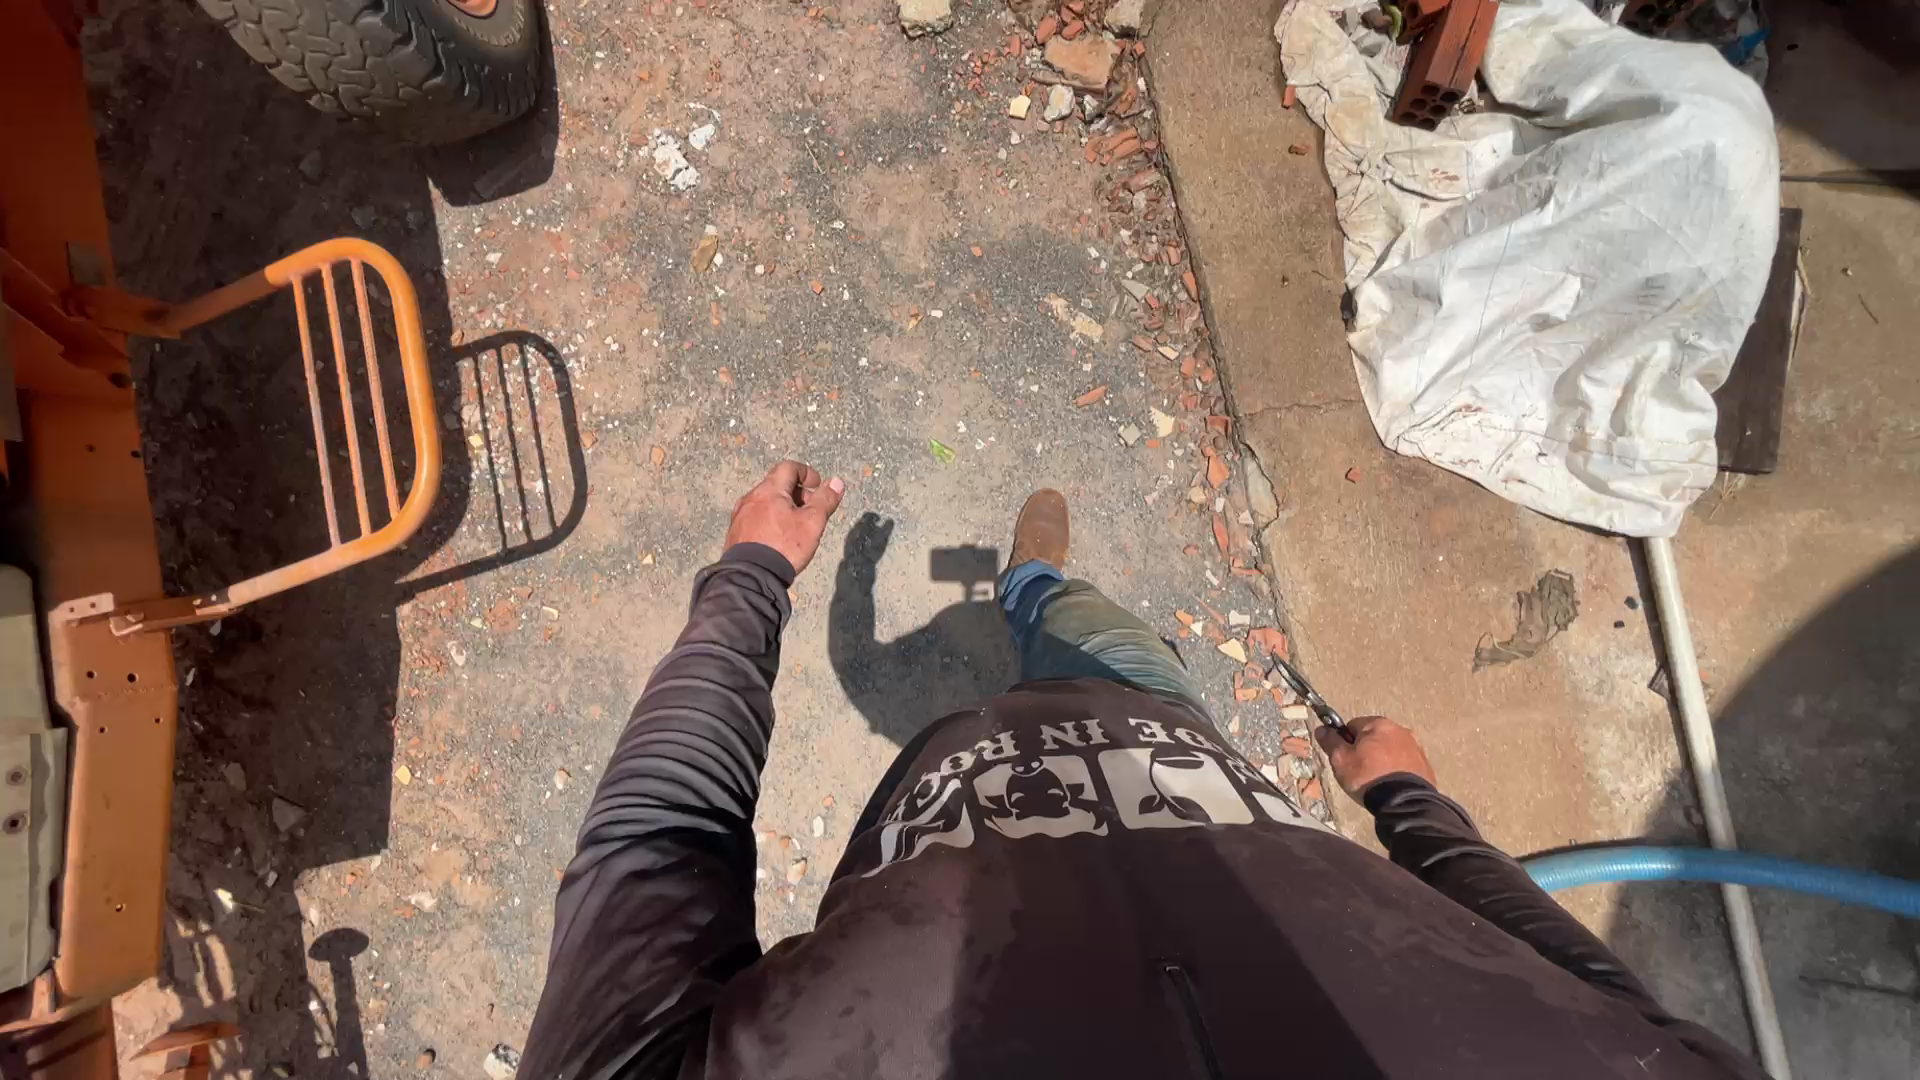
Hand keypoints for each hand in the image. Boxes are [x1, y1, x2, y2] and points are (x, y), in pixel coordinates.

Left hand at [723, 461, 845, 574]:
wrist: (750, 576)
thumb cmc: (784, 546)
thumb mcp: (812, 522)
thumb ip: (825, 500)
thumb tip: (837, 482)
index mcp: (769, 490)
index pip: (789, 467)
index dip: (807, 473)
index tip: (818, 487)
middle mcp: (751, 497)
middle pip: (776, 484)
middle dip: (797, 493)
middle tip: (811, 509)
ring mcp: (740, 515)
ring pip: (765, 502)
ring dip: (783, 507)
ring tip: (796, 525)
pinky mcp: (736, 532)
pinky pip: (756, 517)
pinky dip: (770, 519)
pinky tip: (778, 538)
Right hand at [1315, 715, 1434, 799]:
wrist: (1405, 803)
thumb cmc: (1368, 776)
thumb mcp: (1340, 758)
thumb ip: (1330, 741)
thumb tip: (1322, 729)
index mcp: (1378, 724)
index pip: (1352, 726)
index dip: (1345, 742)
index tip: (1344, 758)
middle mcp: (1400, 730)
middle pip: (1373, 737)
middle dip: (1365, 750)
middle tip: (1358, 770)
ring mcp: (1416, 748)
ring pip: (1390, 750)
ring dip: (1382, 760)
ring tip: (1375, 780)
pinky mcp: (1426, 767)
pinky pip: (1404, 764)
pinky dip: (1396, 771)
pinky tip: (1390, 785)